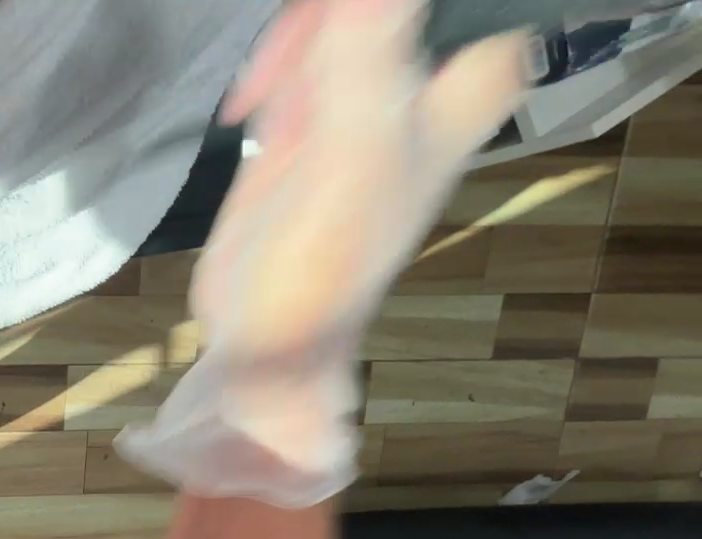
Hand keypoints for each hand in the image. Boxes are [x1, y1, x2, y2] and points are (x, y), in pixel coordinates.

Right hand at [117, 0, 529, 506]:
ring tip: (257, 103)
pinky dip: (271, 68)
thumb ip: (361, 72)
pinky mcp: (301, 133)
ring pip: (337, 25)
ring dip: (290, 41)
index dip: (369, 11)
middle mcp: (413, 90)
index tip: (329, 26)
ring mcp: (353, 108)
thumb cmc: (317, 270)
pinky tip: (247, 112)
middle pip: (373, 10)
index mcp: (456, 88)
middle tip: (274, 74)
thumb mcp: (346, 167)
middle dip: (319, 20)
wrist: (263, 341)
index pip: (432, 6)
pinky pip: (298, 61)